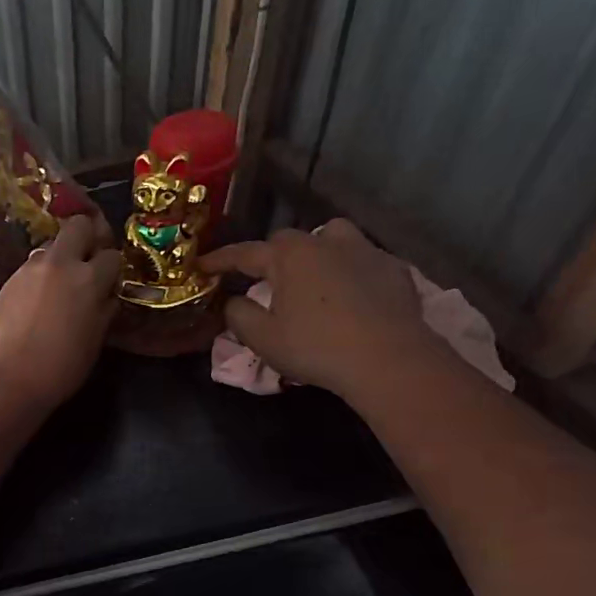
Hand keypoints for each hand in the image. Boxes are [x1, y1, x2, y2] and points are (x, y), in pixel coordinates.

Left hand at [0, 214, 121, 411]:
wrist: (14, 377)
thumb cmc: (63, 366)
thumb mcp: (95, 339)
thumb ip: (104, 309)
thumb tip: (108, 294)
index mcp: (89, 279)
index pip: (111, 256)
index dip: (113, 268)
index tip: (110, 280)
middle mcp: (60, 264)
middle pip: (79, 226)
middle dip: (88, 236)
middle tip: (88, 260)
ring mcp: (31, 269)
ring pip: (51, 245)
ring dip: (61, 257)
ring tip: (59, 284)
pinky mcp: (10, 280)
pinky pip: (31, 266)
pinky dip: (40, 275)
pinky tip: (38, 300)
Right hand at [201, 220, 437, 394]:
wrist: (387, 358)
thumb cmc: (315, 347)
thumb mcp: (262, 338)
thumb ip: (239, 315)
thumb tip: (234, 301)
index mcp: (289, 256)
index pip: (245, 253)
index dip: (220, 260)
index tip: (202, 266)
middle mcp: (326, 242)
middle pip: (289, 241)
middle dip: (270, 257)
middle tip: (262, 281)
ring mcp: (364, 250)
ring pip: (331, 238)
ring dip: (314, 252)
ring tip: (310, 277)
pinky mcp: (393, 267)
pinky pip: (361, 260)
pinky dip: (347, 270)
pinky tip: (348, 294)